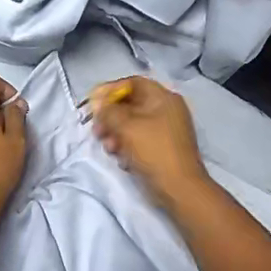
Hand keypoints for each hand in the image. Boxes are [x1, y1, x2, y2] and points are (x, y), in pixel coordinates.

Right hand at [89, 76, 208, 210]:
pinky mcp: (161, 148)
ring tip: (109, 148)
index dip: (110, 90)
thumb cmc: (154, 151)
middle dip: (110, 116)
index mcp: (163, 98)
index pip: (133, 83)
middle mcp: (166, 110)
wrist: (178, 187)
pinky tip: (121, 158)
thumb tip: (99, 104)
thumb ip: (109, 111)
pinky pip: (138, 140)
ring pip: (132, 124)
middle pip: (131, 105)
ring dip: (115, 133)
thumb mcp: (127, 127)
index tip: (93, 104)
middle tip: (96, 131)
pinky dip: (126, 146)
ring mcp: (165, 130)